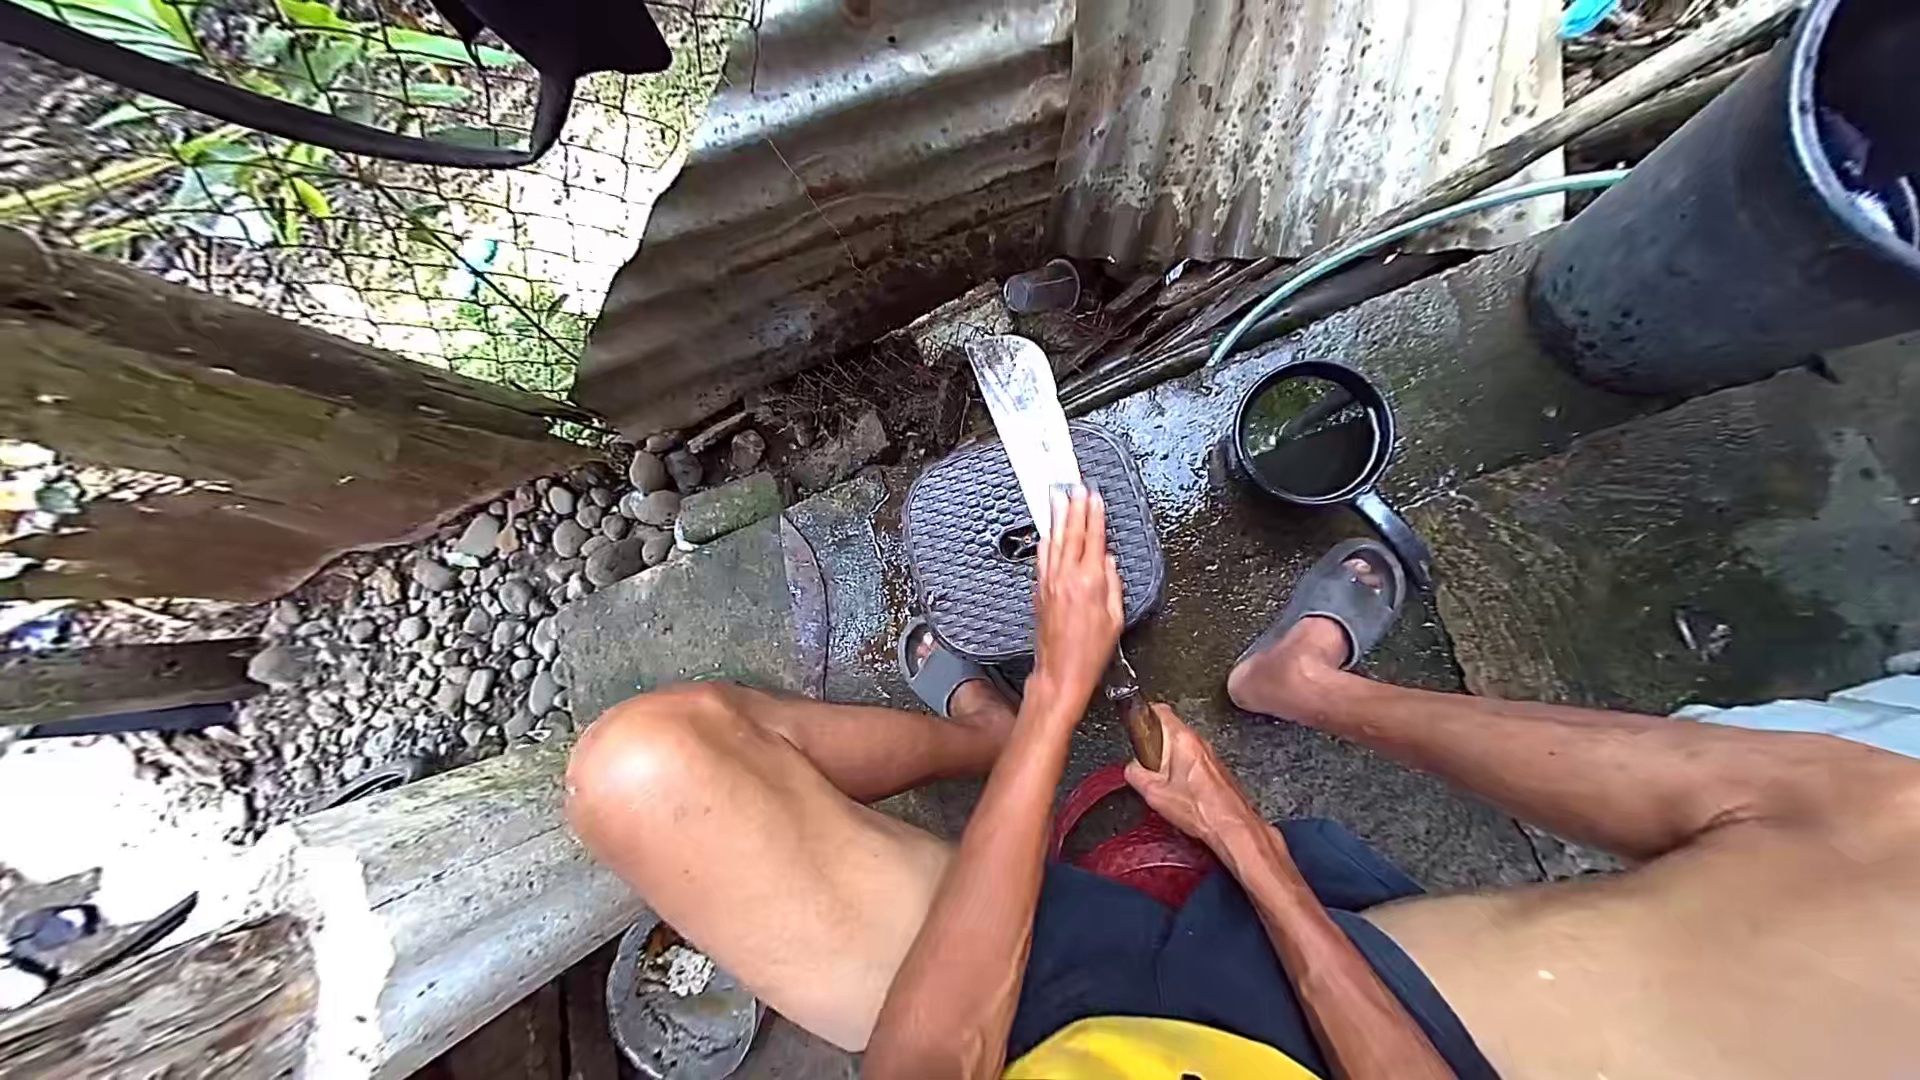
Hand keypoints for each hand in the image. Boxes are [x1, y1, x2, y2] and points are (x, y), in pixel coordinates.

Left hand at [1031, 487, 1123, 706]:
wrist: (1060, 670)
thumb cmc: (1090, 651)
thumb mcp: (1115, 617)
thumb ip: (1112, 583)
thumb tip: (1108, 561)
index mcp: (1090, 582)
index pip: (1093, 538)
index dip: (1094, 514)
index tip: (1094, 497)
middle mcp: (1067, 577)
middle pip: (1071, 533)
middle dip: (1074, 507)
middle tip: (1075, 486)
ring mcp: (1050, 582)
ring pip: (1054, 541)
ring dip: (1057, 517)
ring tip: (1058, 497)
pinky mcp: (1039, 590)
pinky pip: (1043, 557)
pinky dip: (1046, 540)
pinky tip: (1047, 530)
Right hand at [1125, 704, 1263, 849]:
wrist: (1232, 828)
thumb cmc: (1202, 810)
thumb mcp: (1153, 793)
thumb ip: (1134, 774)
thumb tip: (1130, 768)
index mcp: (1181, 739)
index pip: (1158, 709)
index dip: (1143, 715)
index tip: (1137, 727)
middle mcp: (1198, 741)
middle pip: (1169, 728)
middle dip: (1155, 743)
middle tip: (1149, 763)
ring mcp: (1210, 753)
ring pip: (1182, 745)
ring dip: (1170, 757)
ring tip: (1166, 781)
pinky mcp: (1216, 767)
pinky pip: (1194, 758)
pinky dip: (1184, 769)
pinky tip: (1183, 791)